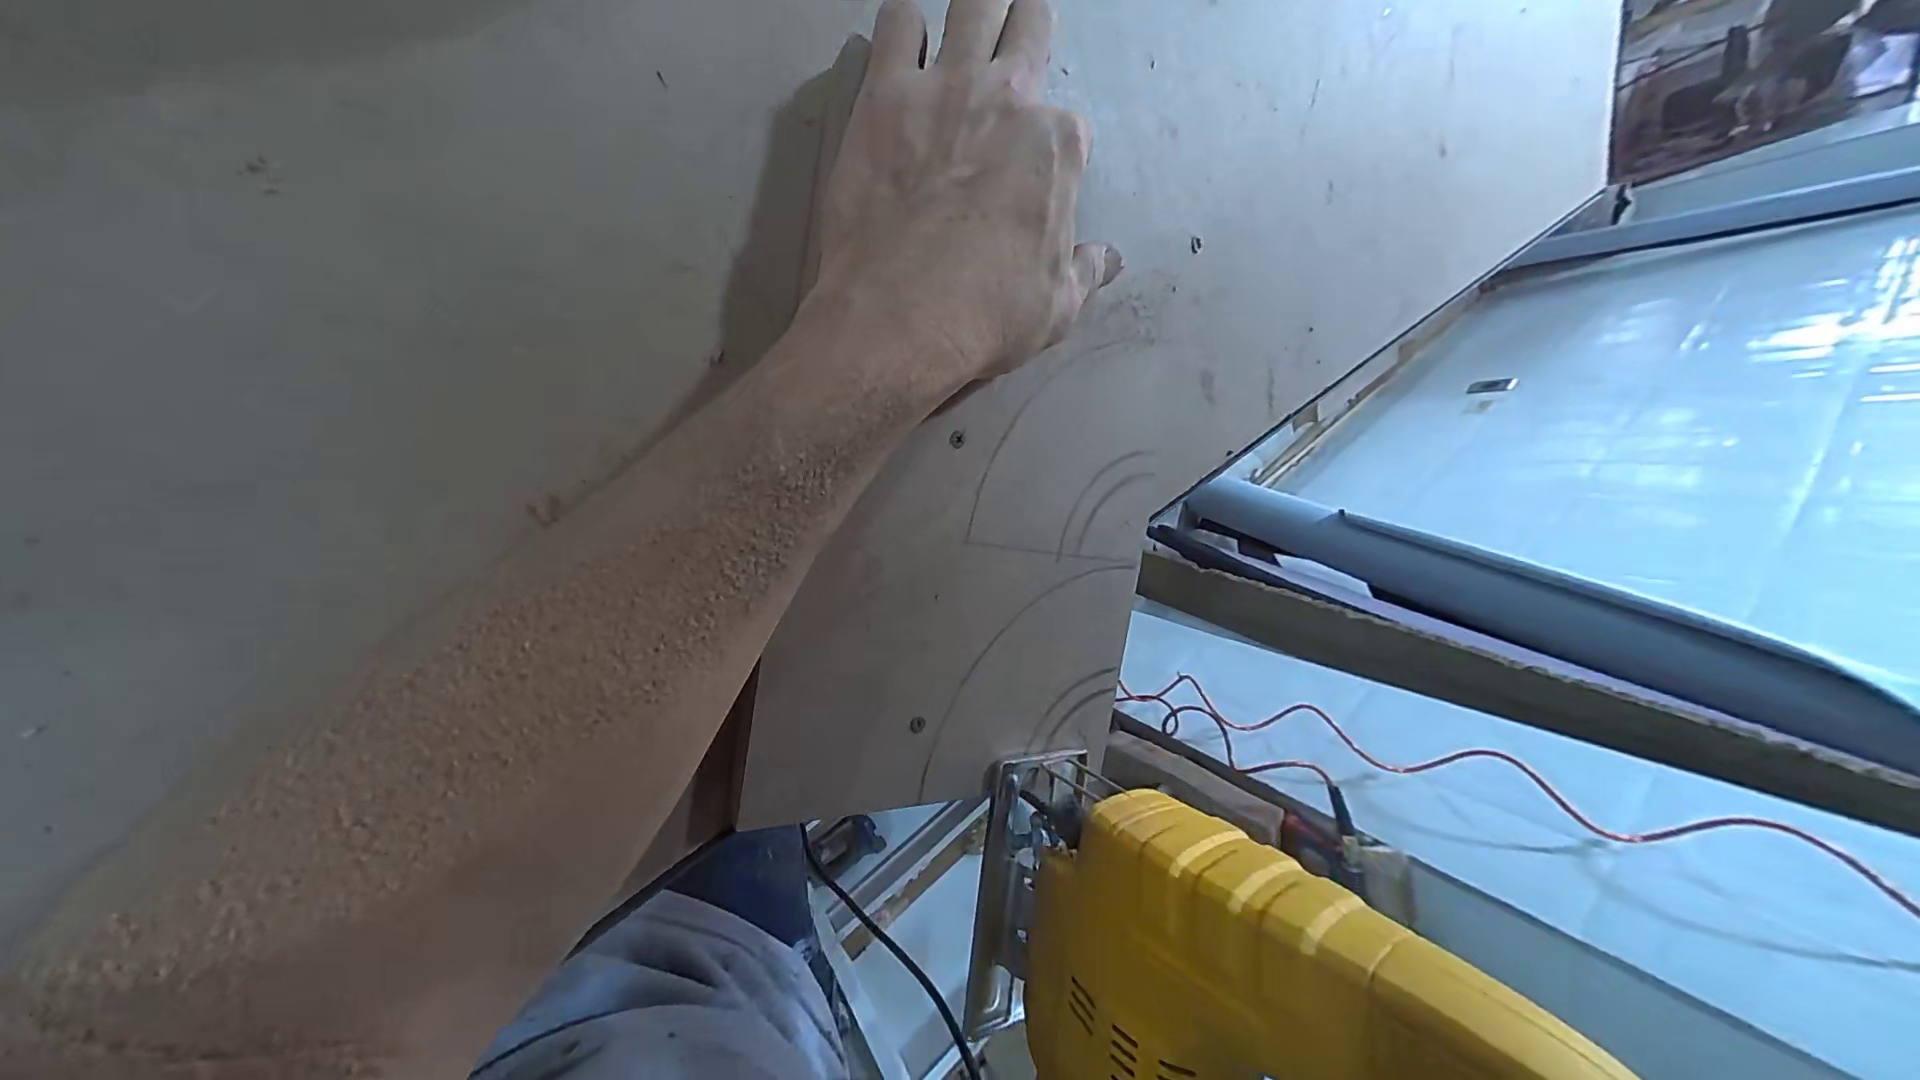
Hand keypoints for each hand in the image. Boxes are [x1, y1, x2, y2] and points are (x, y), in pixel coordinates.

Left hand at [813, 0, 1120, 394]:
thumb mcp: (1057, 306)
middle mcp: (1007, 100)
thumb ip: (1085, 272)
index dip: (1055, 149)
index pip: (1069, 127)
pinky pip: (897, 24)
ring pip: (970, 6)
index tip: (1037, 173)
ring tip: (965, 34)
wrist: (902, 318)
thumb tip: (1108, 261)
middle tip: (1017, 45)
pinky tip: (906, 49)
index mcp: (1056, 147)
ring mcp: (944, 89)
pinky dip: (905, 28)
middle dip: (1027, 32)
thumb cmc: (988, 316)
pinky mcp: (883, 97)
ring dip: (974, 14)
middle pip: (1028, 28)